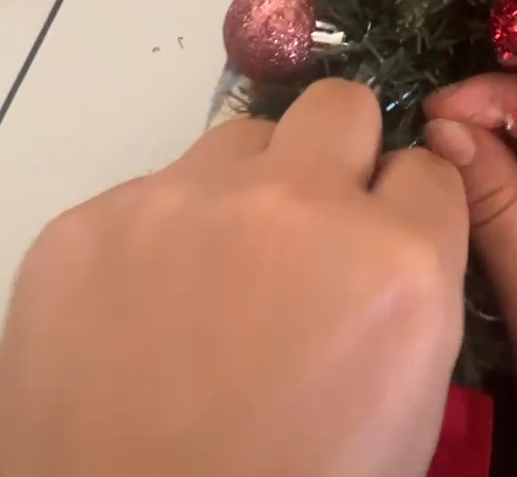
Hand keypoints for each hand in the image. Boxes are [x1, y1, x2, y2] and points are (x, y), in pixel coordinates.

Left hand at [0, 79, 468, 476]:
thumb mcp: (405, 413)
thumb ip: (410, 292)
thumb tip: (385, 224)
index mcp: (396, 266)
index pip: (429, 166)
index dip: (409, 204)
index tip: (387, 230)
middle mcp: (296, 206)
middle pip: (339, 104)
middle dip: (341, 152)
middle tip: (313, 219)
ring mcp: (181, 202)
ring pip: (241, 137)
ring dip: (248, 188)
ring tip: (215, 272)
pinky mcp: (87, 220)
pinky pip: (151, 192)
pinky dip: (160, 235)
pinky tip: (138, 312)